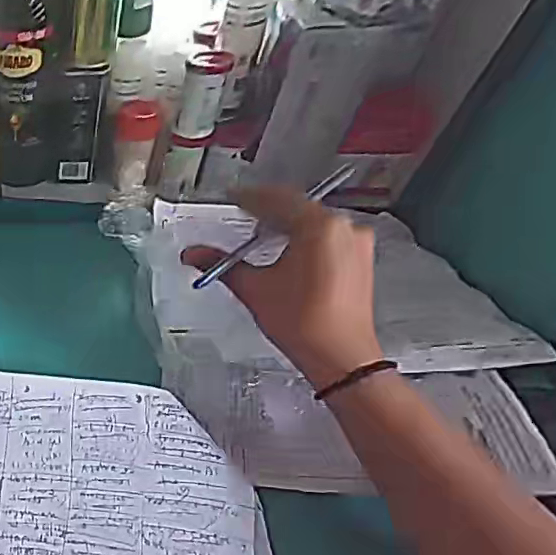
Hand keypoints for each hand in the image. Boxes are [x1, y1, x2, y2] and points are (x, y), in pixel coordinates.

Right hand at [180, 184, 383, 387]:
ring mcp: (356, 243)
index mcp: (319, 227)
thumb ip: (222, 265)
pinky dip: (306, 240)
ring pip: (315, 223)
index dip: (249, 197)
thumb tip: (194, 254)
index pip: (277, 199)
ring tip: (262, 237)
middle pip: (298, 208)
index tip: (232, 197)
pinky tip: (288, 254)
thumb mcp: (255, 289)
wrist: (341, 358)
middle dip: (268, 212)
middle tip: (243, 217)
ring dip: (288, 226)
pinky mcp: (361, 259)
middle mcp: (344, 227)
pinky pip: (329, 237)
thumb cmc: (303, 324)